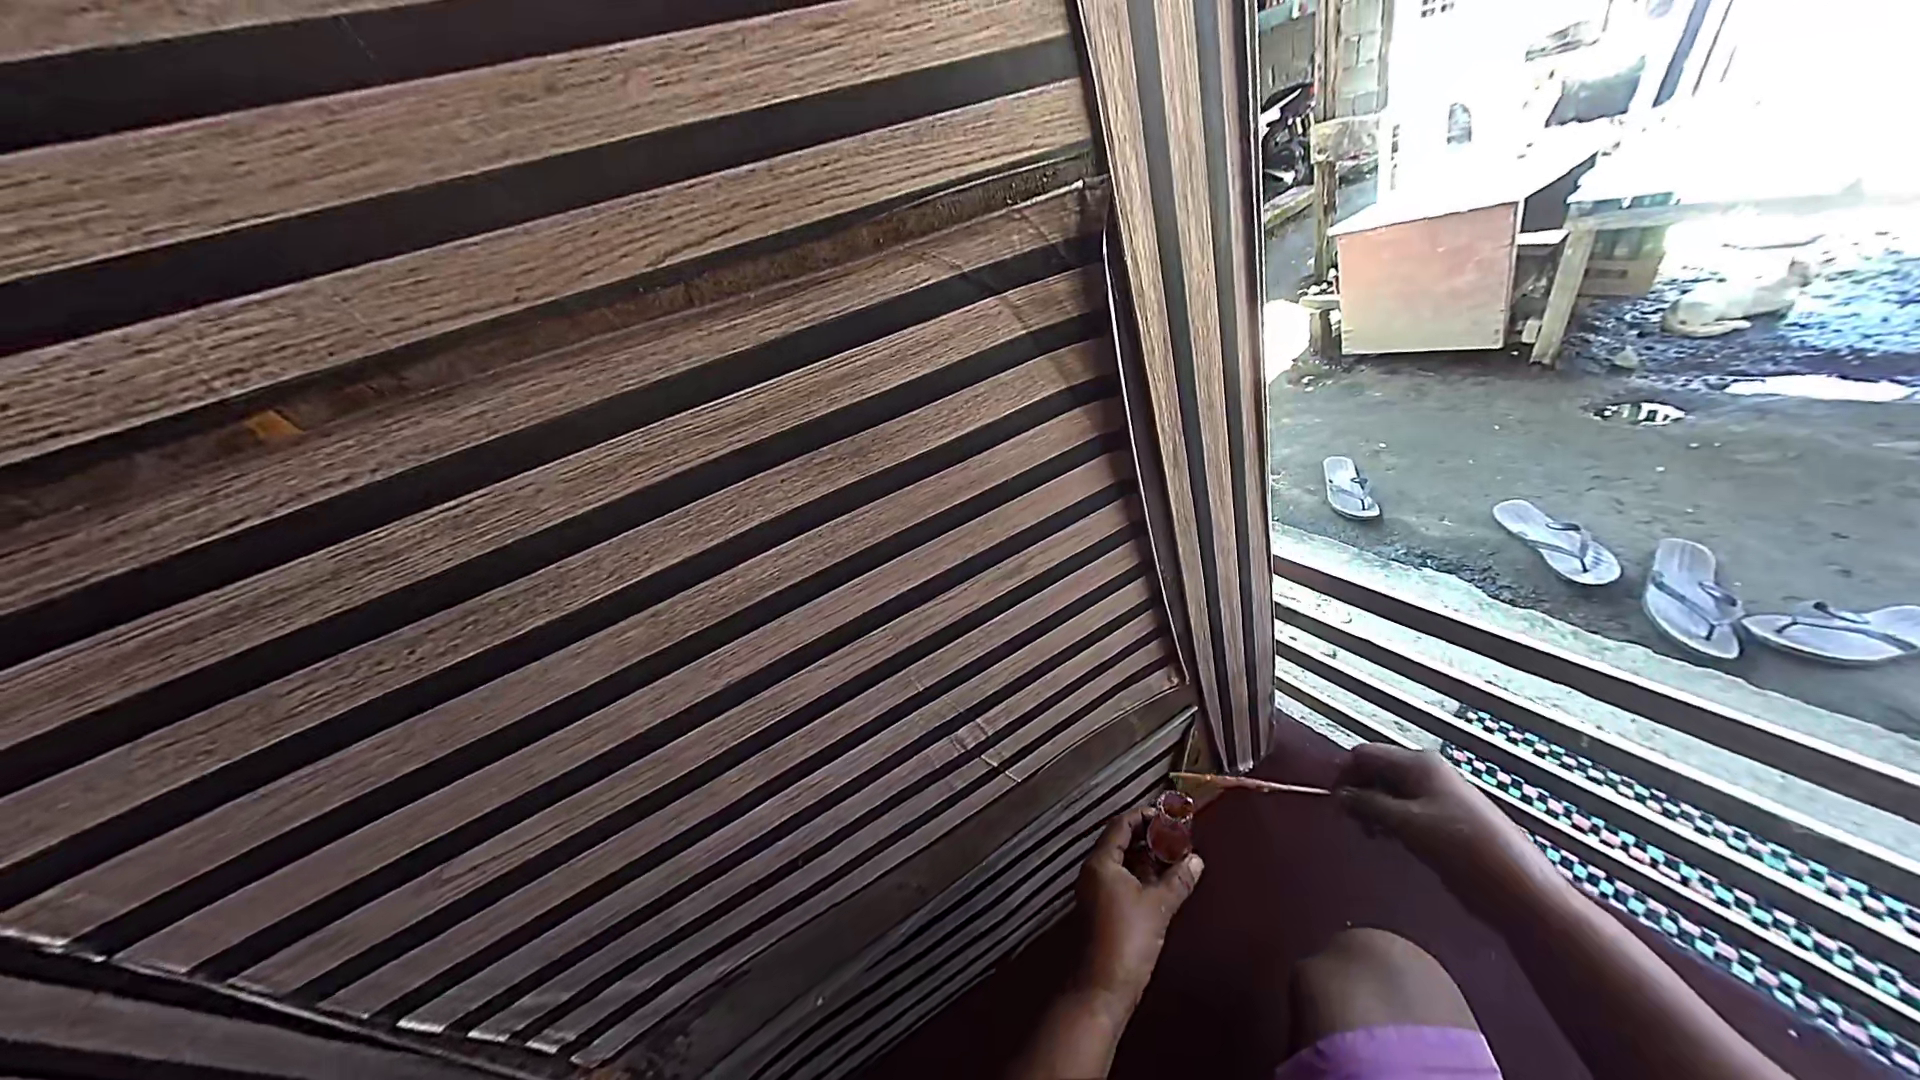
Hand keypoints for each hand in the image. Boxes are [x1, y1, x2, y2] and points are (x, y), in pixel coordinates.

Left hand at [1074, 807, 1203, 1004]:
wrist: (1102, 987)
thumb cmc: (1126, 939)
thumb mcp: (1157, 906)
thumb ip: (1178, 880)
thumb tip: (1196, 860)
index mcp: (1101, 862)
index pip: (1120, 825)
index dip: (1144, 816)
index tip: (1168, 817)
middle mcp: (1094, 870)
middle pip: (1121, 841)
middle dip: (1149, 838)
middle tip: (1177, 838)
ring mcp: (1097, 890)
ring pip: (1124, 863)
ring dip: (1148, 858)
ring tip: (1176, 857)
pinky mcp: (1103, 908)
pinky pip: (1123, 880)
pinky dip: (1142, 876)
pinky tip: (1164, 883)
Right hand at [1333, 744, 1558, 913]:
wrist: (1521, 891)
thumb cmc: (1462, 851)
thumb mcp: (1405, 824)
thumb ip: (1367, 804)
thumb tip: (1340, 795)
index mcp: (1418, 763)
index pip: (1364, 754)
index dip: (1344, 774)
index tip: (1333, 802)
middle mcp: (1429, 770)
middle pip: (1377, 769)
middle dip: (1359, 790)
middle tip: (1352, 821)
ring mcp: (1441, 793)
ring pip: (1391, 789)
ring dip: (1374, 806)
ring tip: (1372, 833)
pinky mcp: (1448, 816)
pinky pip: (1407, 806)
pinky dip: (1392, 817)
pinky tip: (1393, 838)